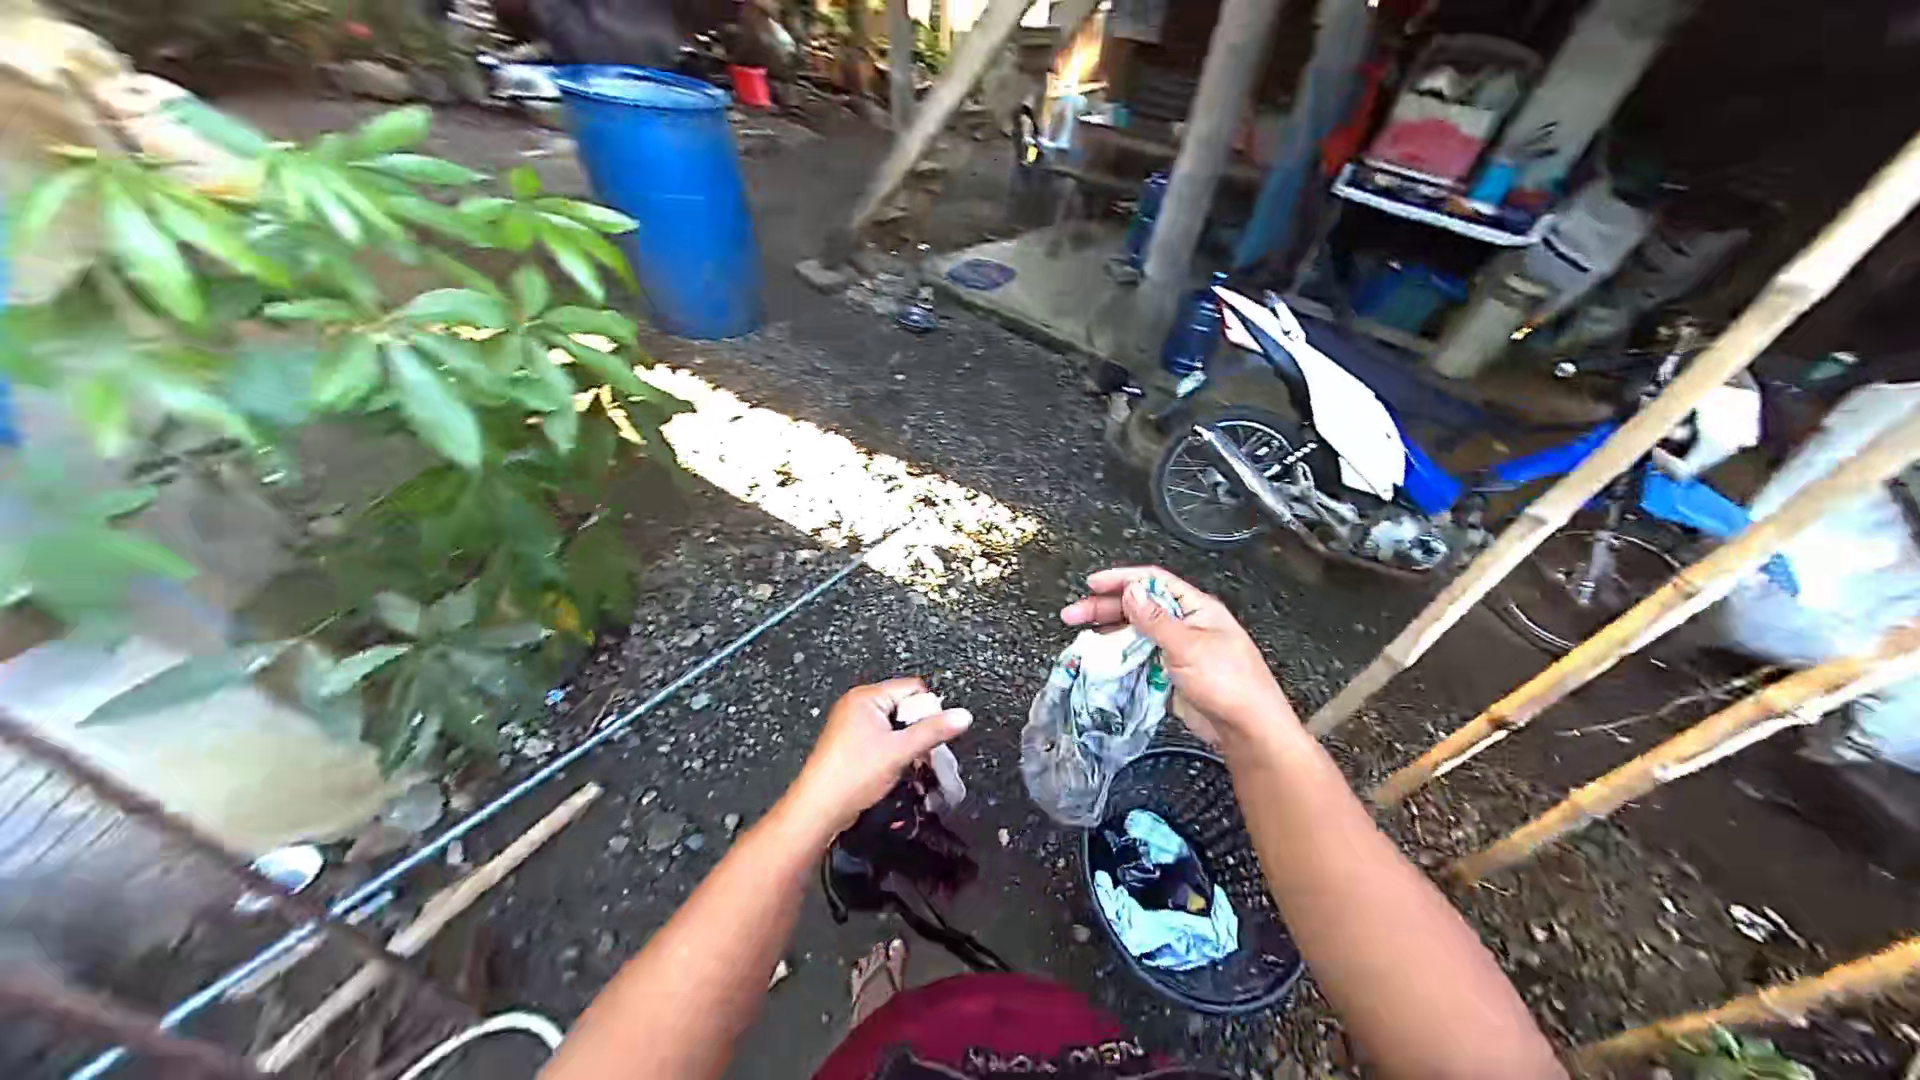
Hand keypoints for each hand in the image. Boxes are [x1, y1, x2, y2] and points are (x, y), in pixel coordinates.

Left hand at [783, 677, 971, 835]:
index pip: (912, 688)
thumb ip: (934, 731)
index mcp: (867, 696)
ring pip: (895, 723)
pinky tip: (891, 767)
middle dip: (917, 728)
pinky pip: (882, 736)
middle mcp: (858, 704)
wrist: (819, 808)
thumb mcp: (900, 751)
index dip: (928, 709)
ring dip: (906, 742)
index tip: (930, 734)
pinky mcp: (851, 742)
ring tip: (904, 762)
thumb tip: (964, 716)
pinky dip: (892, 749)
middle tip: (918, 752)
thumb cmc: (854, 775)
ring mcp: (852, 723)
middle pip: (904, 705)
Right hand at [1060, 567, 1299, 744]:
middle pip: (1138, 607)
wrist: (1248, 731)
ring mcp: (1177, 649)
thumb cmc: (1231, 684)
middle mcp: (1184, 624)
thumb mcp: (1189, 645)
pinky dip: (1119, 656)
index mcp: (1195, 609)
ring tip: (1082, 636)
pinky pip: (1139, 658)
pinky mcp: (1170, 672)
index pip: (1153, 582)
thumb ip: (1155, 619)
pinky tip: (1102, 659)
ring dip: (1108, 632)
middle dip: (1104, 607)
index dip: (1121, 579)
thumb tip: (1131, 591)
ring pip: (1135, 633)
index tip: (1093, 584)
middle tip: (1074, 614)